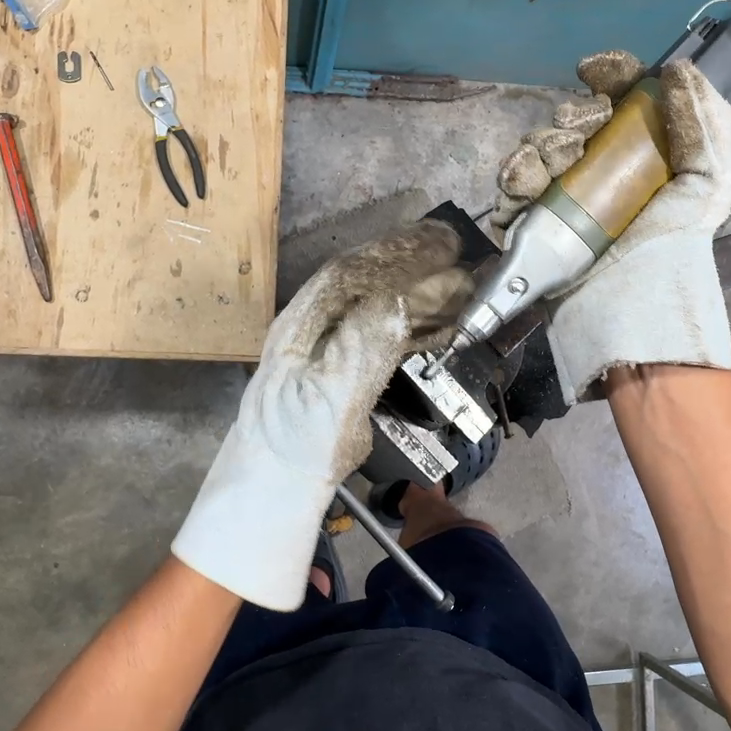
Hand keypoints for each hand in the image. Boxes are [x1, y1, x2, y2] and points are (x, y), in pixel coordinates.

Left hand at [172, 220, 472, 609]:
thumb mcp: (332, 400)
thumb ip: (364, 348)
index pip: (356, 272)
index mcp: (305, 324)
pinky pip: (379, 331)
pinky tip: (439, 326)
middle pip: (366, 278)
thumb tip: (399, 300)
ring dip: (417, 289)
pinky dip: (412, 322)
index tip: (443, 243)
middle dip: (413, 261)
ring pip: (375, 301)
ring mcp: (325, 345)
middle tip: (456, 252)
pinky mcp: (340, 369)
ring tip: (458, 285)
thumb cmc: (299, 445)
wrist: (273, 486)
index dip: (401, 253)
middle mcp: (313, 324)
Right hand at [494, 51, 730, 401]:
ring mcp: (562, 199)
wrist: (629, 301)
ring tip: (554, 169)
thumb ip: (702, 122)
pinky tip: (525, 190)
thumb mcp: (709, 180)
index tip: (594, 72)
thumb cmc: (673, 243)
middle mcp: (599, 171)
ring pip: (534, 151)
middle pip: (568, 122)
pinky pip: (510, 192)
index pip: (618, 100)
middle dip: (569, 120)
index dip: (607, 77)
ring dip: (538, 149)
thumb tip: (675, 70)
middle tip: (579, 137)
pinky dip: (513, 185)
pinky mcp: (533, 225)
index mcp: (641, 155)